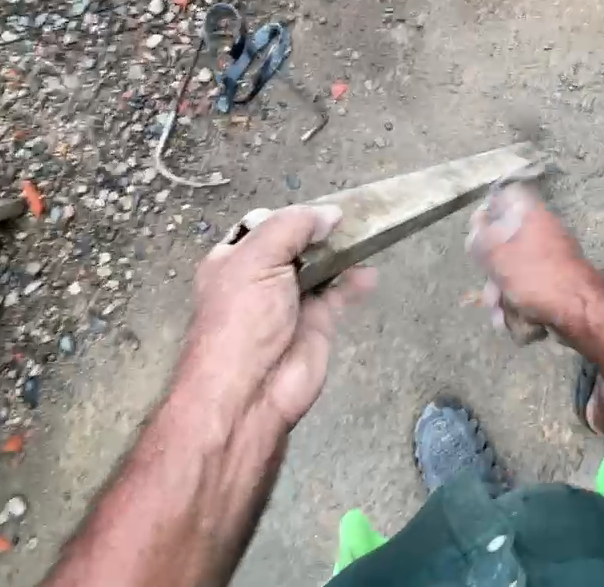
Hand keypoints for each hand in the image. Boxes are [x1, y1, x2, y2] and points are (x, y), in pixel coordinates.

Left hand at [182, 205, 375, 433]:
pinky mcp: (317, 322)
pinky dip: (357, 280)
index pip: (263, 225)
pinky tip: (370, 272)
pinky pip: (341, 293)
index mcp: (233, 259)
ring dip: (342, 251)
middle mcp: (261, 277)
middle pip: (296, 244)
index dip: (290, 215)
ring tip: (368, 234)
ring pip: (321, 265)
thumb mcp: (258, 258)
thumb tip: (331, 214)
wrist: (250, 393)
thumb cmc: (243, 318)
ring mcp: (290, 300)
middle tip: (352, 215)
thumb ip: (294, 226)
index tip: (318, 209)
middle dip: (320, 231)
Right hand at [466, 183, 603, 337]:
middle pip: (506, 242)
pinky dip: (519, 305)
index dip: (489, 211)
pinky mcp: (556, 282)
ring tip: (501, 314)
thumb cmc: (536, 277)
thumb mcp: (498, 256)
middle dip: (493, 272)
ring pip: (515, 271)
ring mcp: (550, 258)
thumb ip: (480, 237)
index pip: (506, 196)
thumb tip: (477, 221)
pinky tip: (513, 321)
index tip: (478, 235)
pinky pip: (529, 289)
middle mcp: (542, 231)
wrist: (582, 311)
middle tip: (490, 291)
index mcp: (531, 215)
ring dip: (502, 295)